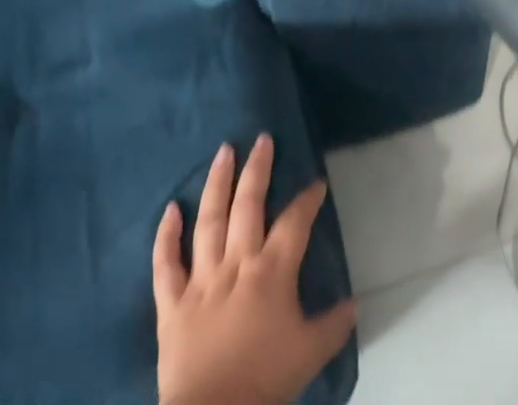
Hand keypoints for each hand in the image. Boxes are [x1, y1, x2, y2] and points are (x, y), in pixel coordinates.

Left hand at [154, 134, 356, 404]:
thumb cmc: (266, 378)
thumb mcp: (312, 352)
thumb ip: (334, 323)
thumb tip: (352, 303)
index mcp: (272, 272)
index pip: (294, 223)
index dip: (307, 199)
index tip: (316, 182)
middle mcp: (236, 264)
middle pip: (248, 206)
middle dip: (258, 170)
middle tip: (262, 139)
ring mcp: (199, 279)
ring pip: (207, 221)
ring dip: (216, 184)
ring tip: (223, 151)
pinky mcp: (171, 302)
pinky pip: (165, 262)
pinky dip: (165, 234)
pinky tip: (170, 208)